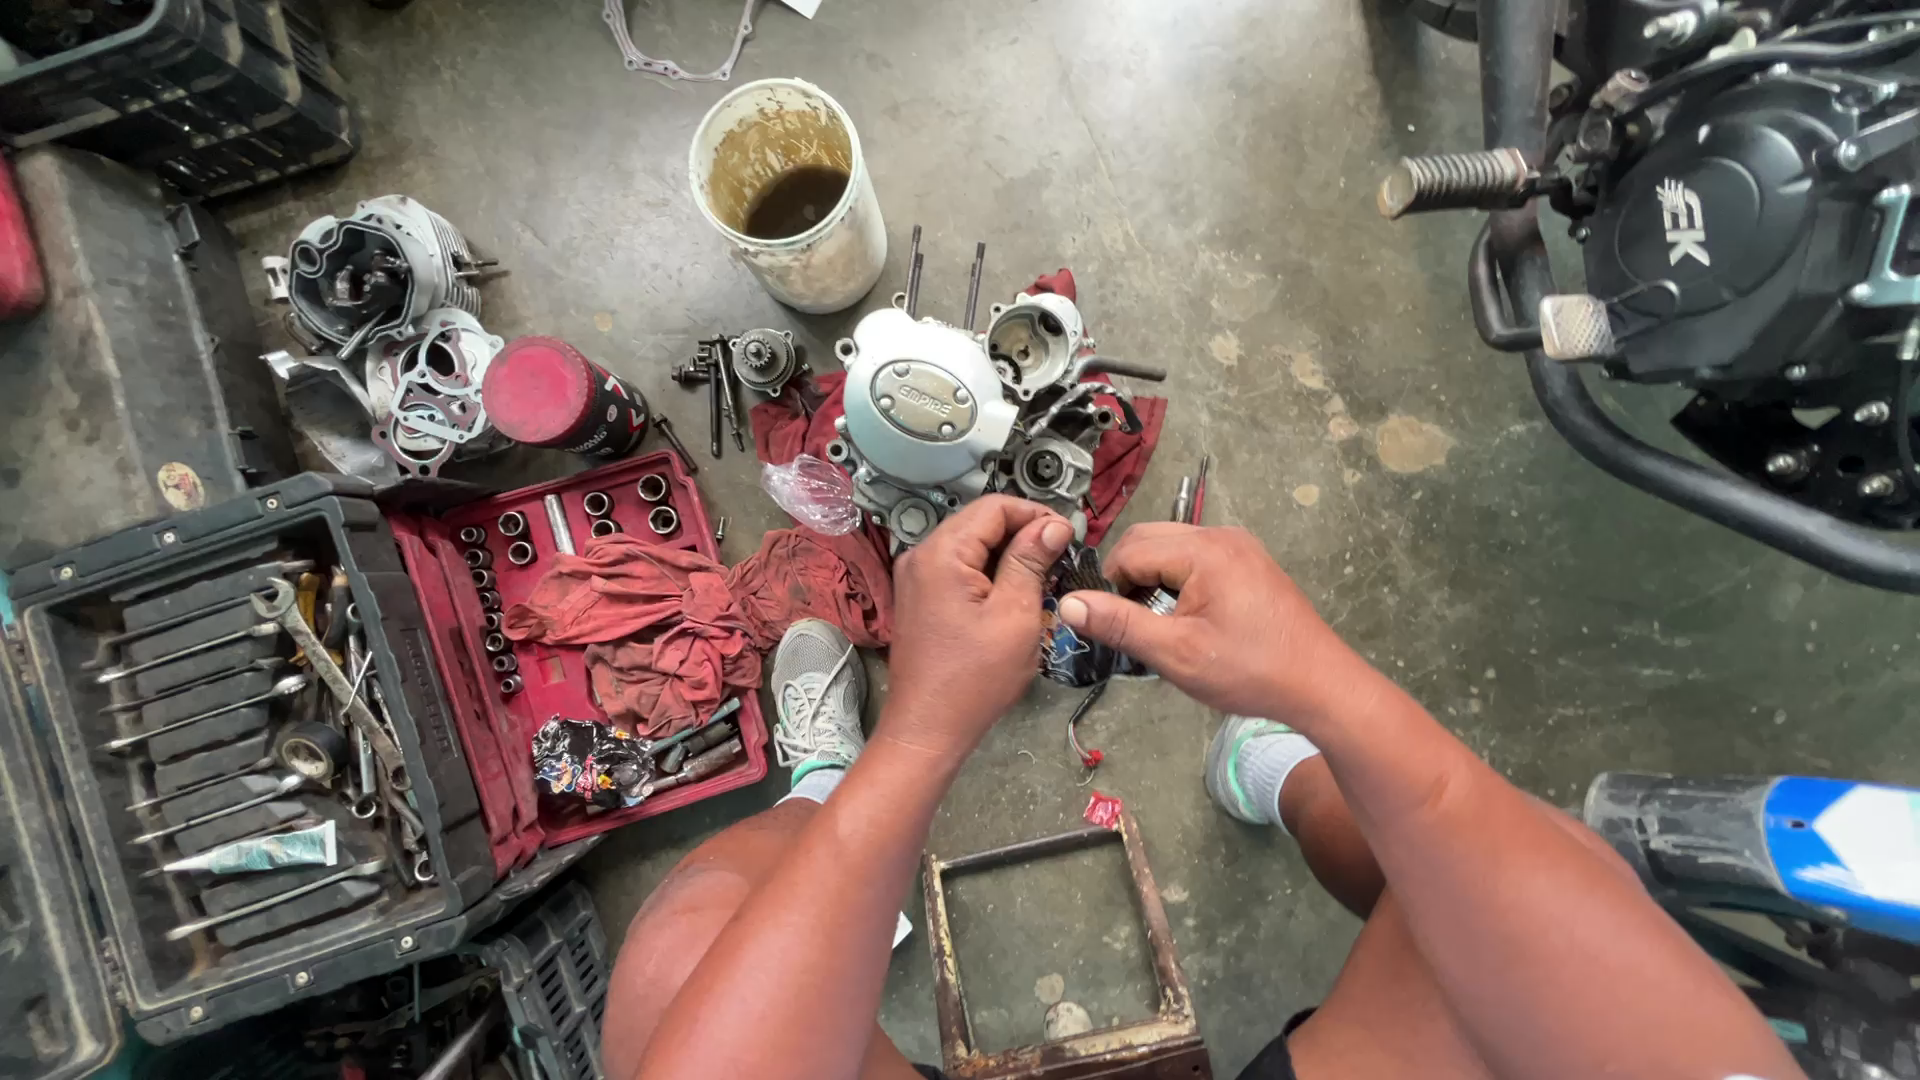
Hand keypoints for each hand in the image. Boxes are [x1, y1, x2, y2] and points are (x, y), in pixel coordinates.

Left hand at [882, 496, 1072, 759]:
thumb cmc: (975, 678)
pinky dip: (987, 571)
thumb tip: (1054, 524)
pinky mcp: (918, 596)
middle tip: (1059, 557)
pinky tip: (1012, 592)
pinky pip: (957, 566)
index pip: (994, 507)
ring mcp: (915, 576)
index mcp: (942, 553)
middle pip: (979, 522)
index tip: (1067, 535)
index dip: (1035, 514)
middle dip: (1022, 532)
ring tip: (1041, 576)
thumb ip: (1031, 561)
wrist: (927, 728)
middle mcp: (920, 555)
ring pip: (969, 544)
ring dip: (1006, 553)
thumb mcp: (1015, 615)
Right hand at [1058, 524, 1363, 721]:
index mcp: (1204, 551)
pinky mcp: (1248, 561)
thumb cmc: (1249, 671)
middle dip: (1128, 576)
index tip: (1115, 625)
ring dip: (1151, 576)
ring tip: (1158, 621)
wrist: (1321, 686)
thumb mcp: (1175, 653)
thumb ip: (1119, 624)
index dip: (1110, 586)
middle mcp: (1221, 536)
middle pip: (1148, 539)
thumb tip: (1068, 604)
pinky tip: (1185, 615)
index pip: (1130, 551)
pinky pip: (1194, 555)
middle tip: (1132, 622)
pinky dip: (1176, 577)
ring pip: (1170, 545)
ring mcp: (1239, 546)